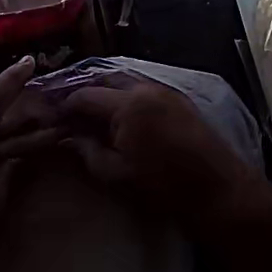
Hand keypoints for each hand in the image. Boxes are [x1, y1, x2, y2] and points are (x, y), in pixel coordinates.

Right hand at [56, 74, 271, 228]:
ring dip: (106, 94)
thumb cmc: (162, 186)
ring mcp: (166, 92)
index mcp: (127, 104)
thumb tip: (69, 137)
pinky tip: (120, 118)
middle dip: (84, 93)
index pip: (84, 95)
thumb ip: (87, 150)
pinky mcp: (179, 100)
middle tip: (70, 113)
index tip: (53, 118)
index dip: (64, 106)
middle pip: (104, 80)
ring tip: (93, 115)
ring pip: (125, 82)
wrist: (218, 192)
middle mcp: (145, 88)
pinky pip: (144, 90)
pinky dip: (126, 98)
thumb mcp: (114, 173)